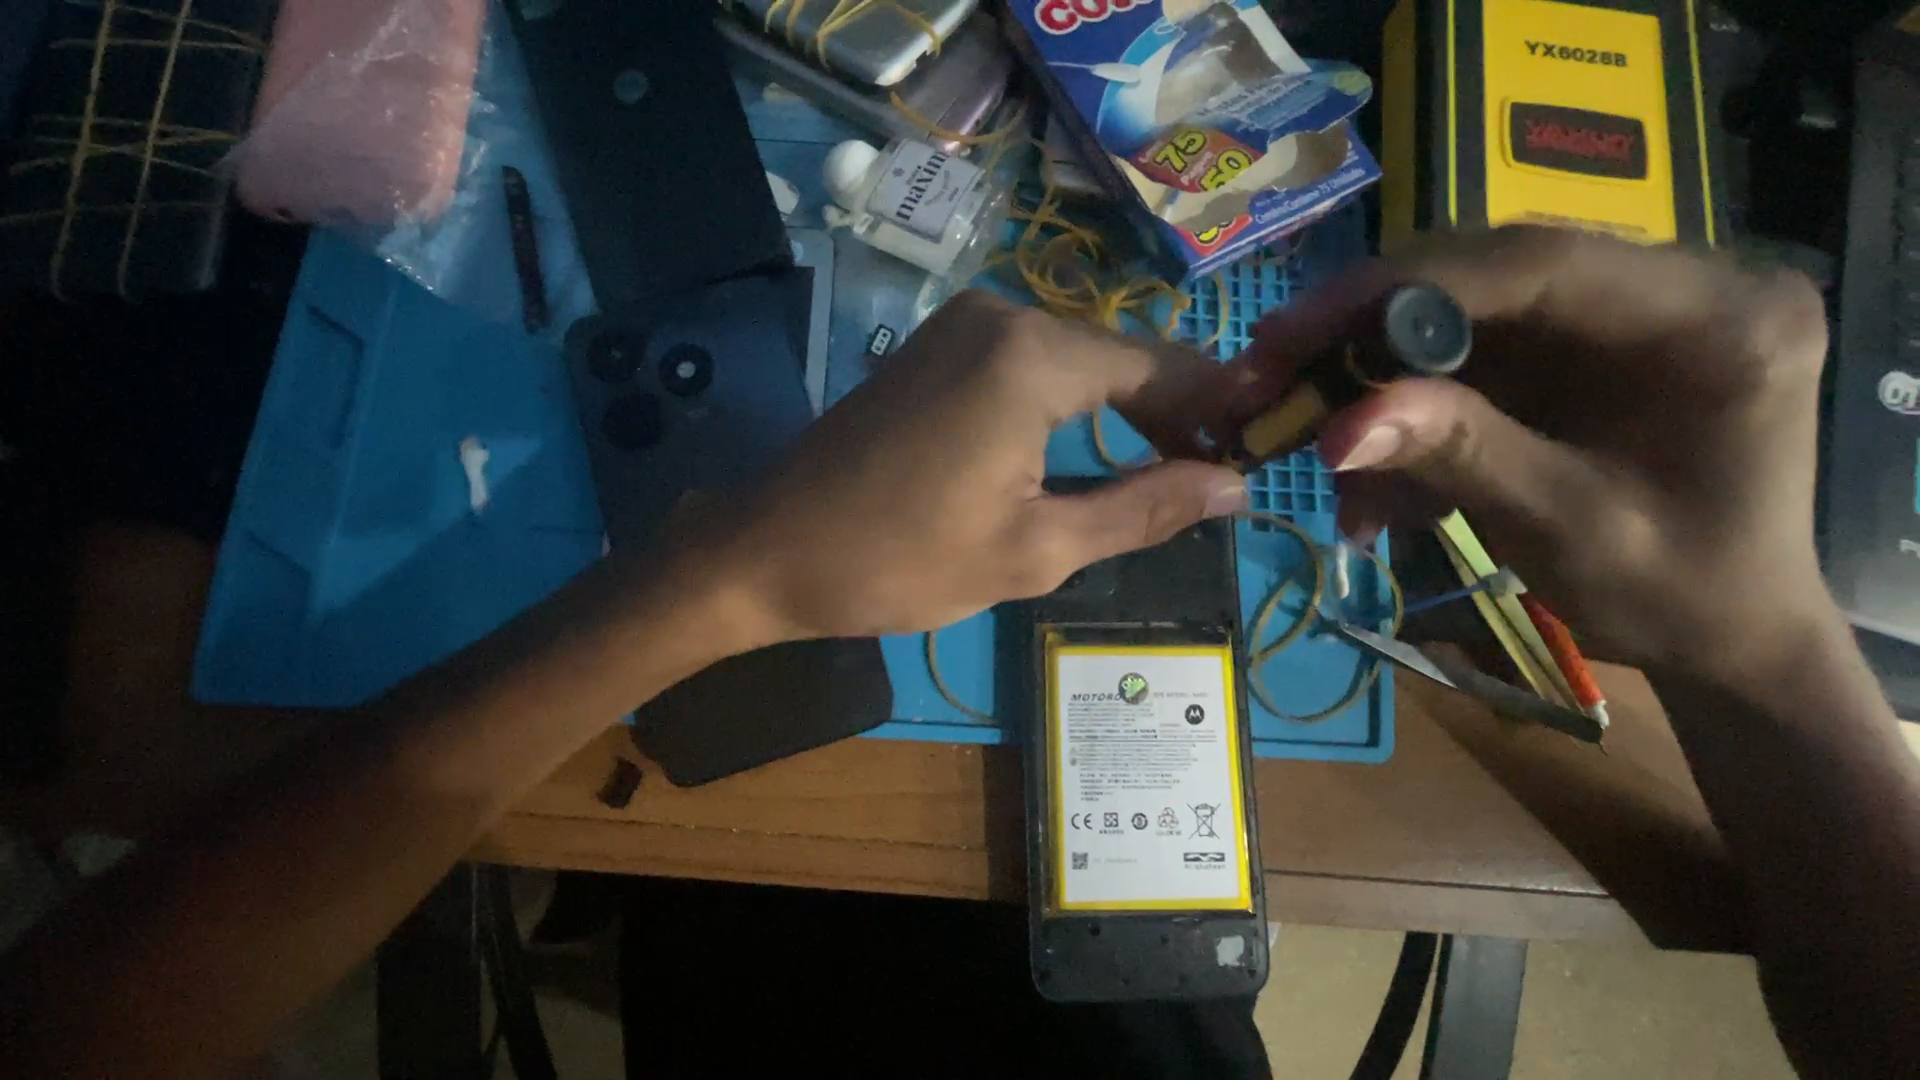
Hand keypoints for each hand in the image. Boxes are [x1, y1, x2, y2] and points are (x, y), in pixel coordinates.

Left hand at [692, 290, 1249, 643]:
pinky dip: (1065, 404)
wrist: (768, 549)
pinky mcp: (933, 348)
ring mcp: (960, 325)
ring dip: (1118, 410)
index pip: (1158, 368)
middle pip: (1116, 357)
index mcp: (1032, 358)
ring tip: (1157, 471)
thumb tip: (1231, 486)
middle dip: (1169, 413)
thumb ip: (1140, 509)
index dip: (1214, 408)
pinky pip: (1025, 365)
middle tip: (1208, 477)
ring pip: (1072, 360)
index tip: (1254, 449)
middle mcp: (1001, 315)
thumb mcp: (1035, 551)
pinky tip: (1083, 450)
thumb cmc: (900, 560)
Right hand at [1233, 227, 1830, 683]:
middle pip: (1481, 275)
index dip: (1398, 291)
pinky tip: (1365, 480)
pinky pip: (1454, 361)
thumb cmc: (1676, 590)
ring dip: (1364, 375)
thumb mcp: (1566, 528)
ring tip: (1298, 432)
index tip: (1290, 333)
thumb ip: (1459, 456)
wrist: (1724, 631)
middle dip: (1362, 327)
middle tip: (1268, 367)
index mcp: (1712, 314)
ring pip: (1451, 315)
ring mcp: (1608, 315)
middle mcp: (1664, 288)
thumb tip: (1335, 428)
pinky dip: (1394, 413)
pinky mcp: (1563, 350)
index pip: (1533, 264)